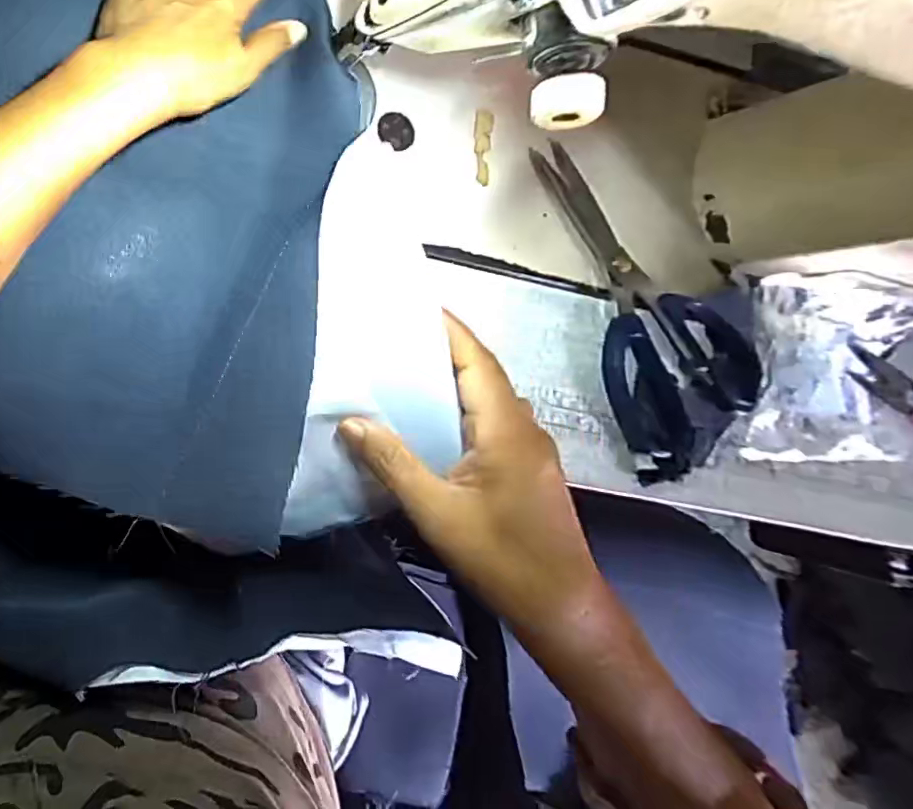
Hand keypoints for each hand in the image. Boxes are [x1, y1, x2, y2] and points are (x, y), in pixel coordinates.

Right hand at [339, 312, 605, 637]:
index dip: (451, 331)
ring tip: (404, 362)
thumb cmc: (500, 555)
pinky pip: (487, 417)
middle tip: (397, 330)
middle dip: (445, 346)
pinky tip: (427, 411)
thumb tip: (350, 420)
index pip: (478, 363)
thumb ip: (391, 461)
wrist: (561, 608)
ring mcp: (528, 450)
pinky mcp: (523, 467)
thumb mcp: (435, 509)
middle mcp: (523, 430)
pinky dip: (458, 400)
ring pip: (486, 396)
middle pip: (483, 373)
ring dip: (452, 373)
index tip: (418, 304)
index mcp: (506, 430)